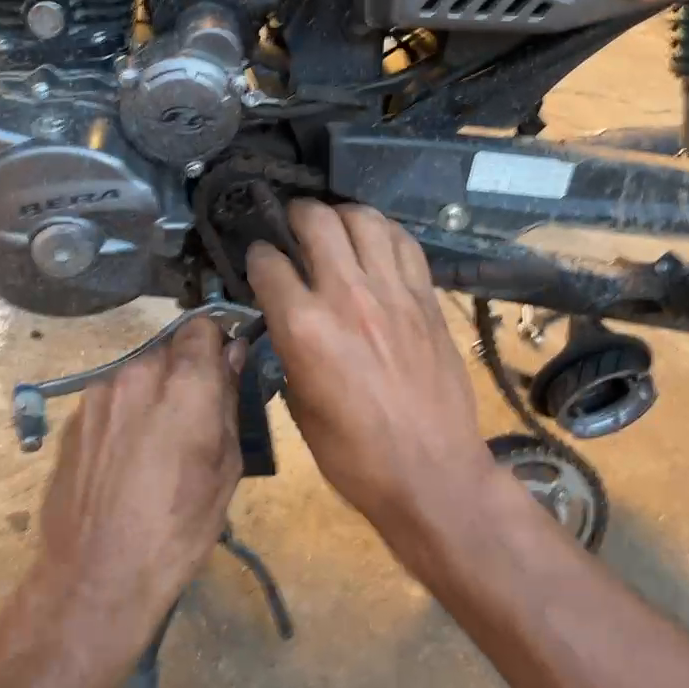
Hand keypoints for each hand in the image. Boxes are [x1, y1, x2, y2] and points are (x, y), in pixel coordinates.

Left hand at [37, 317, 242, 623]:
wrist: (96, 574)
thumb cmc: (178, 527)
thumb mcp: (225, 468)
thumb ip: (228, 401)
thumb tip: (232, 358)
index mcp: (184, 381)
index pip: (202, 326)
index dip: (215, 345)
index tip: (222, 371)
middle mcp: (138, 372)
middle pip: (169, 351)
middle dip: (184, 374)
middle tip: (193, 418)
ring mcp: (99, 392)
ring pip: (137, 374)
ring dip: (151, 394)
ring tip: (156, 445)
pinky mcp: (74, 417)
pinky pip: (111, 400)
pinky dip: (124, 415)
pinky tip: (125, 460)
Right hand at [245, 202, 495, 535]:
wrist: (431, 473)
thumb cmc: (354, 454)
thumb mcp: (299, 407)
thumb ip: (288, 350)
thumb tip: (285, 321)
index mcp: (304, 328)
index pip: (268, 264)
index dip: (257, 256)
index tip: (259, 259)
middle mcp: (346, 296)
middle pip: (316, 220)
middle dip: (295, 214)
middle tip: (292, 224)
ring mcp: (392, 292)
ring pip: (364, 218)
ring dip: (341, 214)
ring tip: (334, 226)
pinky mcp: (426, 298)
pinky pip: (404, 243)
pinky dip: (384, 232)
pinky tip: (375, 242)